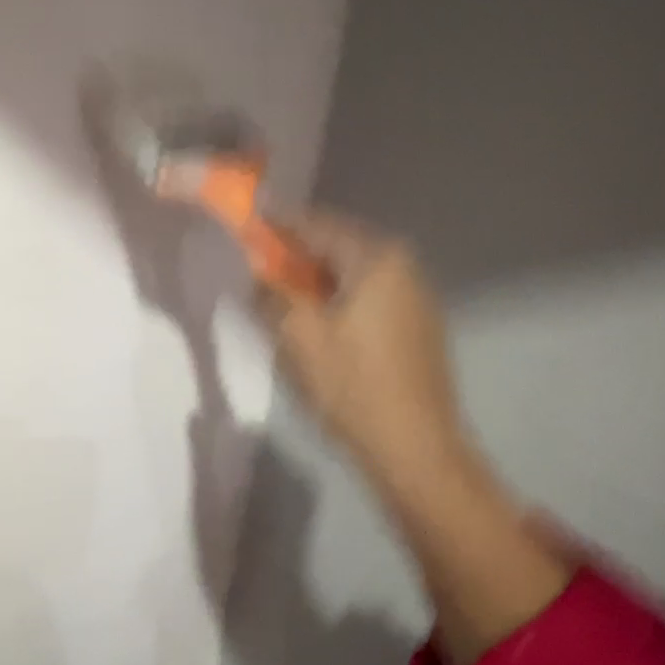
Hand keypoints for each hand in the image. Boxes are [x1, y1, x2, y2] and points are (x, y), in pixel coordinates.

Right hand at [259, 209, 470, 486]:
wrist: (415, 448)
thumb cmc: (353, 385)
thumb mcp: (298, 335)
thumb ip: (271, 294)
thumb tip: (258, 275)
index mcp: (376, 258)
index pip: (317, 224)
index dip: (278, 222)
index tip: (248, 216)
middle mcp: (403, 267)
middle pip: (338, 245)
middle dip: (297, 250)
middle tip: (257, 257)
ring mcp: (415, 298)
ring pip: (353, 274)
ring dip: (315, 277)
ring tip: (279, 289)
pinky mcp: (416, 328)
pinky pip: (367, 297)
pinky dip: (337, 298)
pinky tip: (313, 317)